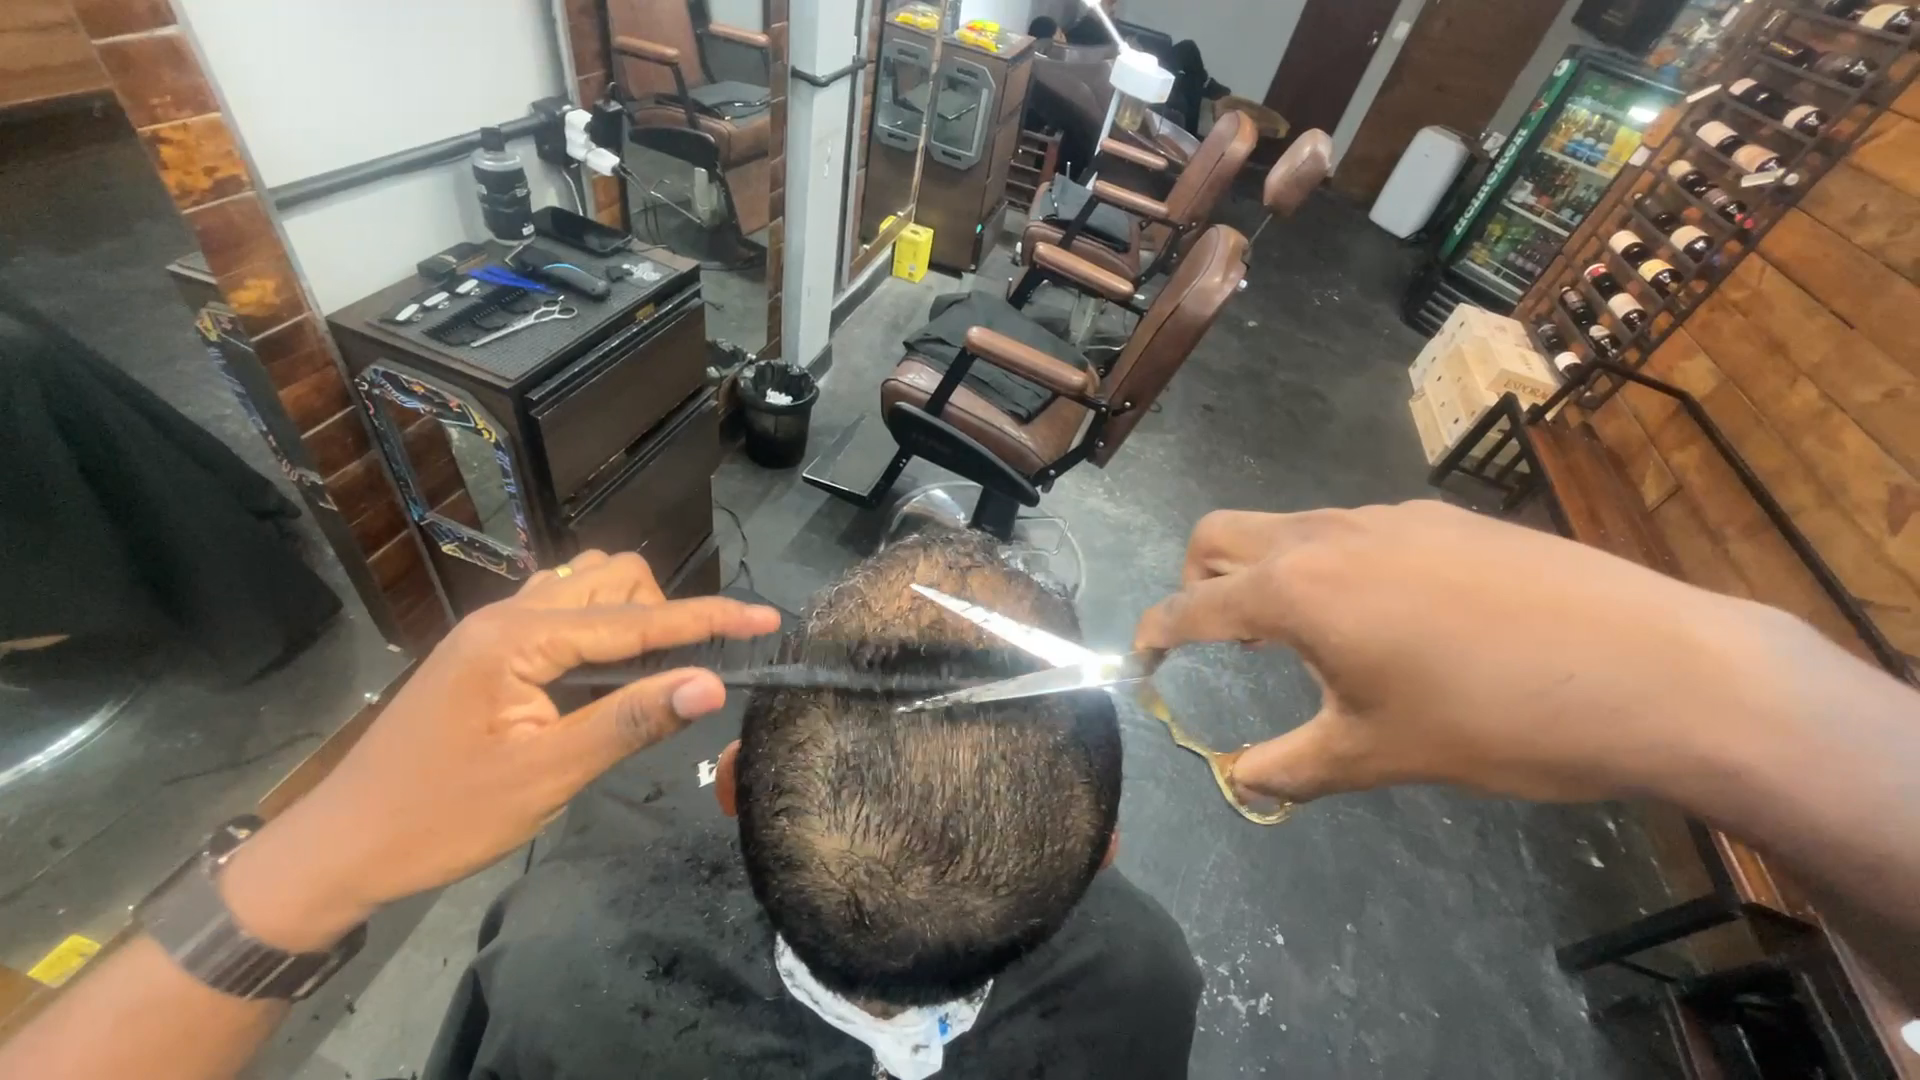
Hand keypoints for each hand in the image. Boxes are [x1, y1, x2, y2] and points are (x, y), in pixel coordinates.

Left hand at [219, 551, 779, 949]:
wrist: (338, 848)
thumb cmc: (441, 818)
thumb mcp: (545, 776)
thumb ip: (631, 720)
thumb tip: (711, 684)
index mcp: (521, 638)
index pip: (640, 619)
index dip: (711, 618)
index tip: (768, 618)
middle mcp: (509, 612)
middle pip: (617, 578)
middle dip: (667, 612)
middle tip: (684, 672)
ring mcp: (494, 625)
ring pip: (590, 583)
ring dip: (635, 613)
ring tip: (649, 669)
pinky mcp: (489, 646)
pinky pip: (563, 604)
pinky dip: (602, 621)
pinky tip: (604, 664)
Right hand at [1135, 502, 1799, 805]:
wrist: (1659, 671)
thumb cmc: (1493, 720)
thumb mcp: (1375, 754)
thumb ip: (1289, 768)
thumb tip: (1240, 783)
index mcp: (1295, 591)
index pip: (1190, 606)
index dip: (1154, 633)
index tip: (1142, 657)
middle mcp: (1324, 536)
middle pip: (1217, 536)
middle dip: (1195, 582)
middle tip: (1217, 634)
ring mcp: (1384, 516)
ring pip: (1284, 527)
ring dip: (1264, 570)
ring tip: (1306, 631)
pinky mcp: (1437, 516)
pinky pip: (1347, 528)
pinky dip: (1327, 563)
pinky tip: (1385, 613)